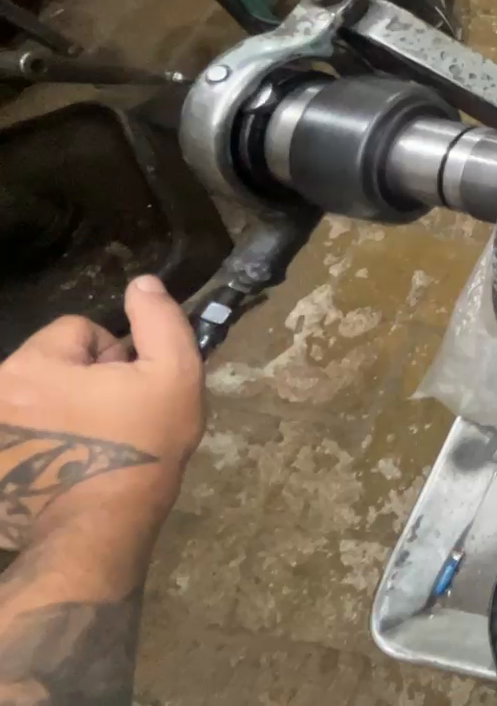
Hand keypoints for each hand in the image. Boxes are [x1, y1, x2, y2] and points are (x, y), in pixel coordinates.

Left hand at [0, 277, 203, 550]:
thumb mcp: (176, 371)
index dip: (114, 352)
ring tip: (92, 436)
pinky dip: (41, 433)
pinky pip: (21, 424)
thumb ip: (160, 321)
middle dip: (82, 378)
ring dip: (62, 405)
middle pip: (49, 361)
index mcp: (31, 366)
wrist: (104, 512)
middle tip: (115, 411)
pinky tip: (66, 455)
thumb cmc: (146, 435)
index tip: (130, 384)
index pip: (77, 329)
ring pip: (33, 393)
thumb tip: (143, 283)